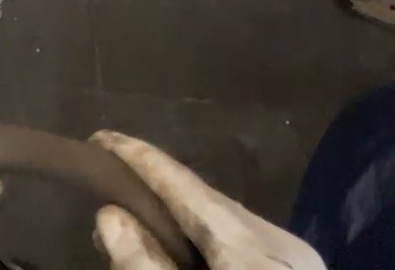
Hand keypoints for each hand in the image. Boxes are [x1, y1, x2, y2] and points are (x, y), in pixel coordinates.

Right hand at [90, 131, 325, 269]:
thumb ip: (146, 265)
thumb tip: (109, 214)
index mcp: (258, 246)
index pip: (183, 183)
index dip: (137, 156)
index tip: (97, 137)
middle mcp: (283, 244)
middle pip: (203, 200)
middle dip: (152, 188)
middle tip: (104, 189)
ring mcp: (297, 264)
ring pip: (221, 223)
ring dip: (175, 218)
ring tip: (133, 221)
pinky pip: (237, 246)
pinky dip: (200, 241)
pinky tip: (175, 252)